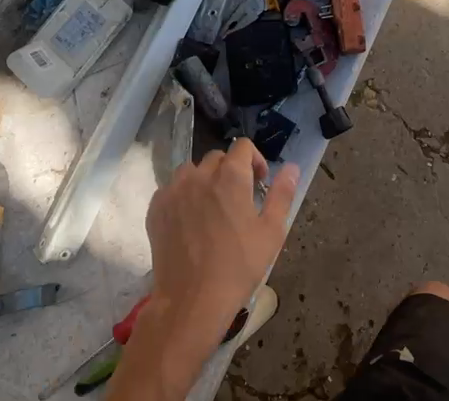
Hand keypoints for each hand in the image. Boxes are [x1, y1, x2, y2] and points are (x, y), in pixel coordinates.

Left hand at [148, 138, 297, 331]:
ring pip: (192, 171)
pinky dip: (183, 196)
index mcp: (231, 176)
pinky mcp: (156, 208)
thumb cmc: (238, 267)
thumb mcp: (271, 232)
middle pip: (217, 158)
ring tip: (211, 208)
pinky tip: (190, 221)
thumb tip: (292, 167)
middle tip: (237, 200)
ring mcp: (174, 191)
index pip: (243, 146)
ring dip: (204, 180)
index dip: (254, 160)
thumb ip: (282, 193)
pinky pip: (171, 189)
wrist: (191, 301)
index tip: (259, 183)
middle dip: (230, 171)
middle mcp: (200, 175)